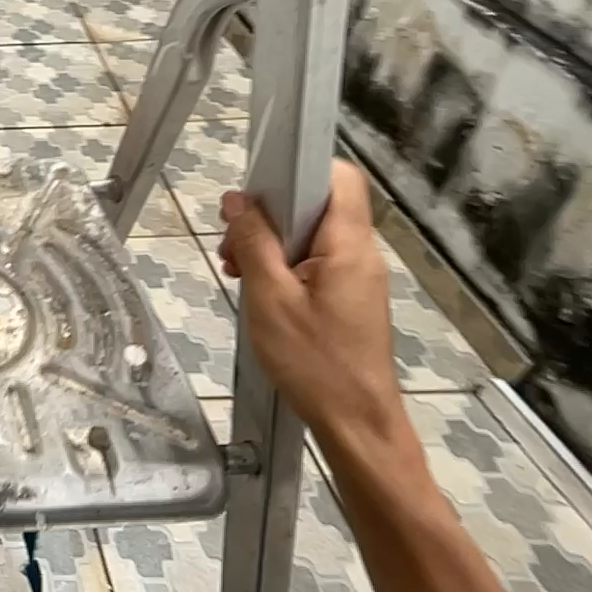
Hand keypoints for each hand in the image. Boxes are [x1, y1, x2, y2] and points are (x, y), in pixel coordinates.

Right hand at [217, 160, 407, 445]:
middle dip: (267, 212)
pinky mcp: (347, 295)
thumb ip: (253, 242)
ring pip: (308, 233)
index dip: (298, 167)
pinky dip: (280, 263)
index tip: (256, 188)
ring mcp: (355, 275)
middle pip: (315, 204)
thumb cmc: (313, 360)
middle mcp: (359, 253)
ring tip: (237, 269)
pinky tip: (256, 286)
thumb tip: (238, 201)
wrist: (356, 423)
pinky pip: (311, 259)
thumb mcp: (269, 297)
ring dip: (268, 241)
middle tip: (232, 242)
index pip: (337, 177)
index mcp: (348, 246)